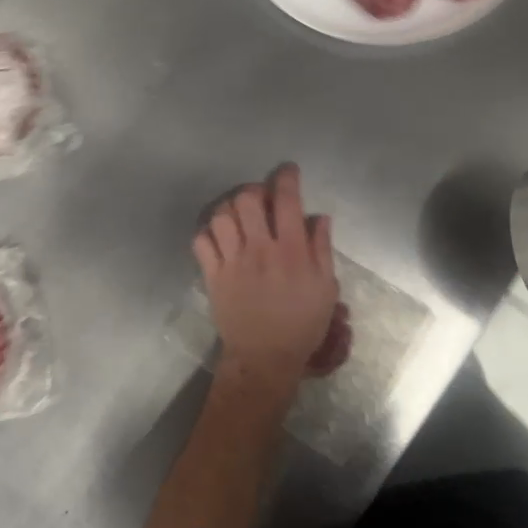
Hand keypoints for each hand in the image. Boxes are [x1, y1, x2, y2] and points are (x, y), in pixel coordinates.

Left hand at [193, 164, 337, 385]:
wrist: (265, 357)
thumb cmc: (301, 324)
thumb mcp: (325, 287)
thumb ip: (321, 248)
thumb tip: (318, 216)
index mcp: (290, 251)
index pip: (287, 201)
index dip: (286, 178)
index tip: (288, 171)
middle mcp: (258, 249)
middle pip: (247, 200)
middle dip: (254, 190)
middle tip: (261, 197)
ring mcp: (232, 262)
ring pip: (221, 216)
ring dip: (230, 208)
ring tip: (239, 215)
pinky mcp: (213, 275)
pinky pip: (201, 241)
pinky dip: (208, 232)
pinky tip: (220, 237)